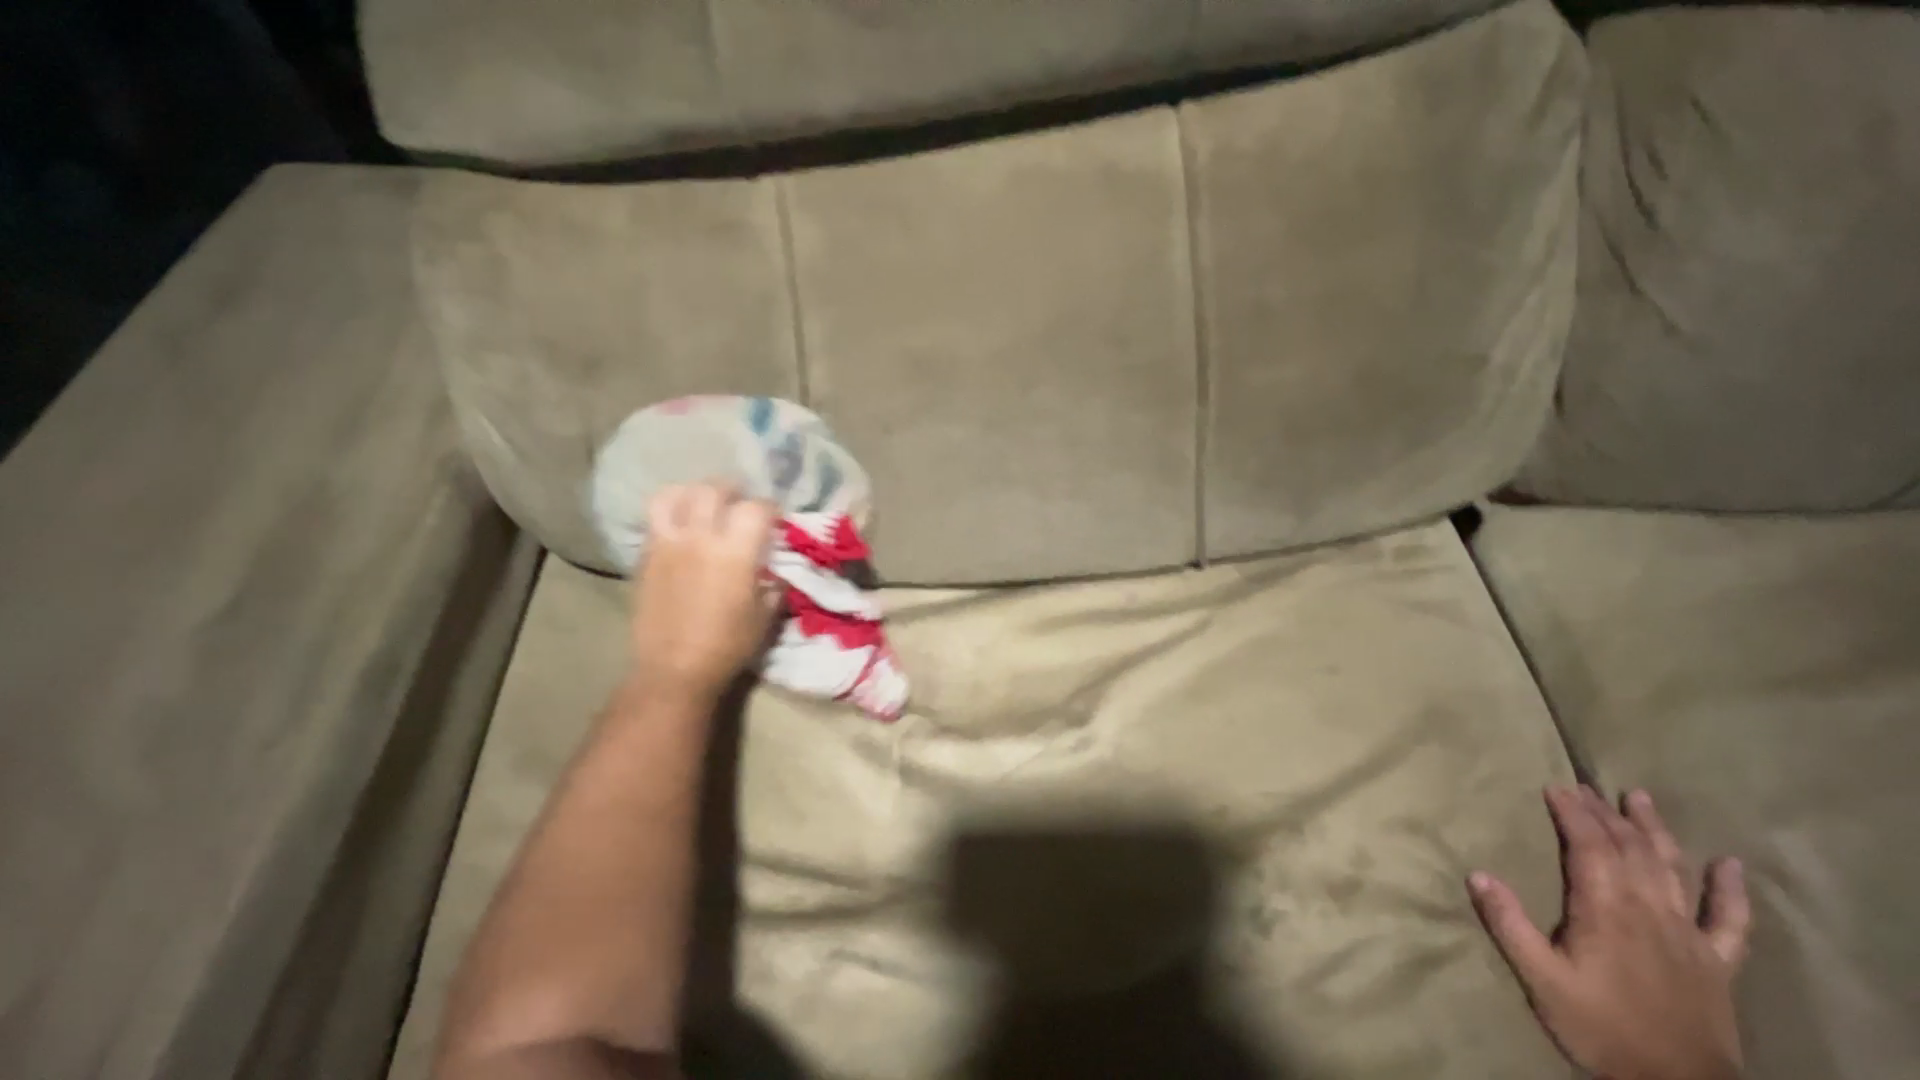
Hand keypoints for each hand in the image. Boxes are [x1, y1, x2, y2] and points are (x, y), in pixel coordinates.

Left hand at [629, 484, 778, 700]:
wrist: (673, 670)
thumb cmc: (727, 646)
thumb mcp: (765, 617)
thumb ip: (773, 586)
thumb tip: (774, 571)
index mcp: (735, 551)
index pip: (757, 508)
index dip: (770, 509)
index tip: (775, 519)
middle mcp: (700, 537)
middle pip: (713, 489)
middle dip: (732, 490)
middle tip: (739, 502)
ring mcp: (667, 543)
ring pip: (674, 495)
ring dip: (692, 493)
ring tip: (702, 504)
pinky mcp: (645, 556)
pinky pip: (655, 520)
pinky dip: (671, 514)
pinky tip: (681, 529)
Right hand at [1470, 786, 1750, 1079]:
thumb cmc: (1599, 1028)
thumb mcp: (1540, 979)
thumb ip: (1510, 925)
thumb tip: (1477, 873)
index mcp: (1606, 911)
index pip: (1589, 847)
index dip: (1573, 814)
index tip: (1555, 786)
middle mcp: (1651, 911)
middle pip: (1629, 849)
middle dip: (1605, 813)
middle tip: (1585, 786)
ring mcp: (1689, 934)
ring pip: (1673, 869)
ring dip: (1655, 830)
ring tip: (1639, 797)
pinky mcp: (1717, 961)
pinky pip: (1731, 920)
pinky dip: (1731, 890)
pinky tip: (1731, 865)